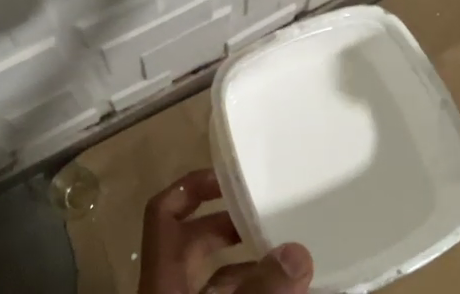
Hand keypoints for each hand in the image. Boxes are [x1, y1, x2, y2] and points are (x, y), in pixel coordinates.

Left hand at [139, 169, 313, 293]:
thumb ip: (260, 287)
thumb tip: (298, 252)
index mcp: (161, 275)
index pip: (165, 210)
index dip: (193, 187)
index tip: (230, 177)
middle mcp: (166, 286)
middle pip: (192, 239)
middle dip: (229, 223)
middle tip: (266, 213)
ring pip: (211, 274)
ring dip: (244, 260)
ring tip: (283, 252)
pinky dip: (249, 288)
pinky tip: (280, 288)